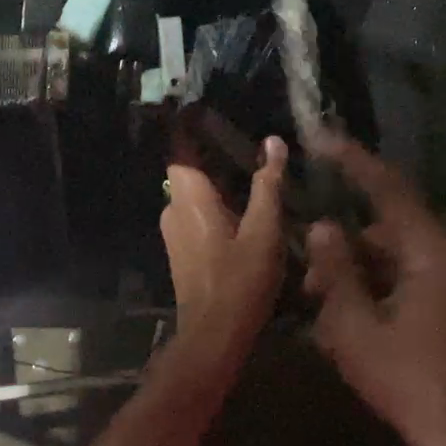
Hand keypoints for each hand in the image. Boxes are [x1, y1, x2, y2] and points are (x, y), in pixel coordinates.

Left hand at [161, 136, 287, 355]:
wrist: (213, 334)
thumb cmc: (240, 281)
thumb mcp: (264, 231)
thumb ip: (267, 186)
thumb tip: (273, 143)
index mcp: (189, 198)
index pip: (179, 149)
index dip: (190, 128)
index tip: (210, 111)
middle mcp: (173, 208)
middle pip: (187, 170)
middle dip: (212, 155)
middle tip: (245, 141)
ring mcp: (173, 231)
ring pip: (192, 194)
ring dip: (216, 182)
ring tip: (251, 170)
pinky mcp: (180, 249)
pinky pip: (194, 214)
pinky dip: (214, 204)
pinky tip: (242, 208)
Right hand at [303, 137, 445, 445]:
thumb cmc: (407, 383)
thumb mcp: (354, 328)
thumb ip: (336, 272)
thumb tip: (322, 228)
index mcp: (435, 254)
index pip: (390, 190)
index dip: (353, 162)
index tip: (322, 138)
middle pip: (395, 230)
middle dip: (349, 243)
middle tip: (309, 273)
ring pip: (408, 258)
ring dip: (367, 271)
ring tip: (329, 307)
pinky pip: (425, 280)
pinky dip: (390, 288)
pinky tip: (362, 319)